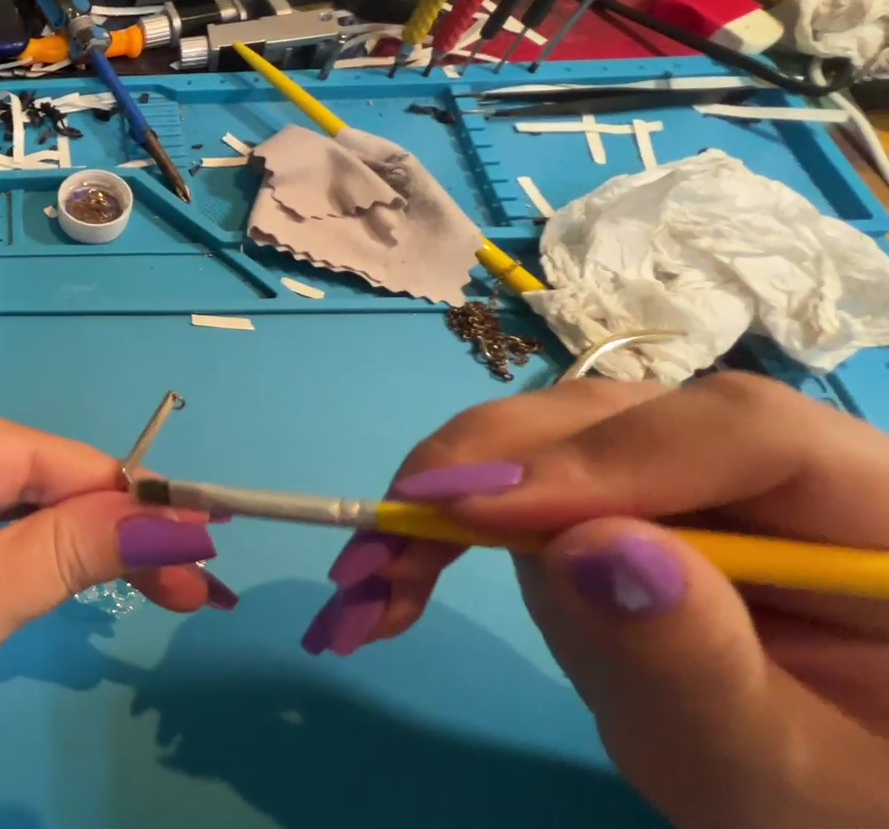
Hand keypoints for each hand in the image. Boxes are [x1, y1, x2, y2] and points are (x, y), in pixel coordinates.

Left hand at [0, 414, 227, 819]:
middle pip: (12, 471)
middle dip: (98, 520)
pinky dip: (22, 551)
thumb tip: (170, 519)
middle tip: (187, 569)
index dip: (113, 486)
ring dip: (69, 539)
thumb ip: (67, 551)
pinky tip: (75, 568)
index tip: (196, 524)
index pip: (22, 449)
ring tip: (155, 574)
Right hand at [309, 375, 888, 827]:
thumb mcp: (778, 779)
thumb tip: (578, 547)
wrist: (826, 814)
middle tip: (381, 547)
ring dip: (442, 501)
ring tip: (371, 577)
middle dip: (482, 475)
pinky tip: (399, 573)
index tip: (470, 515)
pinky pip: (517, 483)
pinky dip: (446, 527)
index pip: (743, 435)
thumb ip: (692, 668)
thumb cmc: (837, 814)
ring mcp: (689, 478)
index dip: (599, 457)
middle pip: (615, 419)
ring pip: (544, 442)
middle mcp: (783, 470)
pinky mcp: (619, 500)